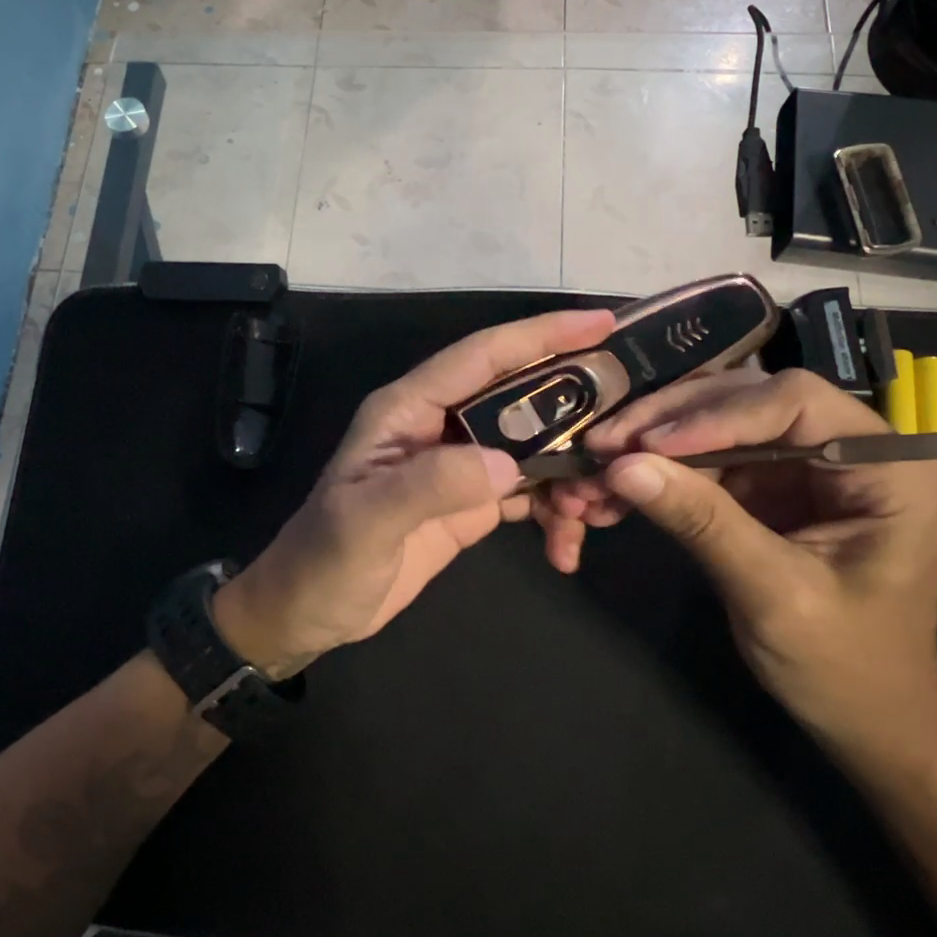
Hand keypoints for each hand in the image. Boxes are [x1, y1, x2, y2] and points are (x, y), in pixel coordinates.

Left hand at [213, 309, 617, 678]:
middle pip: (520, 398)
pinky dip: (554, 512)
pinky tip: (567, 546)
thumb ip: (430, 485)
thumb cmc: (324, 560)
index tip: (602, 324)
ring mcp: (458, 466)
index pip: (481, 357)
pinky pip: (528, 493)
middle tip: (629, 435)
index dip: (539, 336)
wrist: (308, 613)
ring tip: (597, 512)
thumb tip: (507, 464)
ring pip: (533, 449)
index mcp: (408, 411)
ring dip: (572, 474)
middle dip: (577, 414)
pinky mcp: (470, 504)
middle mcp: (438, 427)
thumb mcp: (366, 521)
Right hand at [567, 368, 936, 747]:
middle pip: (751, 401)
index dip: (715, 415)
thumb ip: (703, 523)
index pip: (795, 403)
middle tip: (604, 441)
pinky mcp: (774, 486)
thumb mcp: (772, 594)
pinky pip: (709, 459)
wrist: (863, 719)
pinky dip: (661, 470)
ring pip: (720, 423)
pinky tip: (618, 487)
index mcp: (892, 468)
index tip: (645, 444)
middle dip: (673, 421)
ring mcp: (810, 465)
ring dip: (656, 442)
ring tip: (597, 462)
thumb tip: (622, 467)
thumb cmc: (843, 666)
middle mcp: (854, 449)